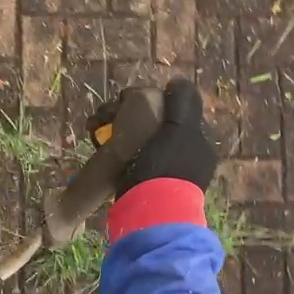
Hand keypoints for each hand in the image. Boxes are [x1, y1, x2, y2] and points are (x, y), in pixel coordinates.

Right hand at [88, 78, 217, 195]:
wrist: (150, 212)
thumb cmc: (163, 167)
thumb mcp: (179, 129)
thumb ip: (183, 103)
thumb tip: (177, 81)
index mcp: (197, 142)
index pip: (173, 110)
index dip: (148, 100)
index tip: (125, 101)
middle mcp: (186, 157)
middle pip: (154, 124)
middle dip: (127, 116)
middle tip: (101, 120)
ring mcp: (167, 173)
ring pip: (139, 139)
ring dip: (117, 131)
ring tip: (95, 134)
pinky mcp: (146, 186)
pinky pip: (130, 157)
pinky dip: (117, 150)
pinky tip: (104, 151)